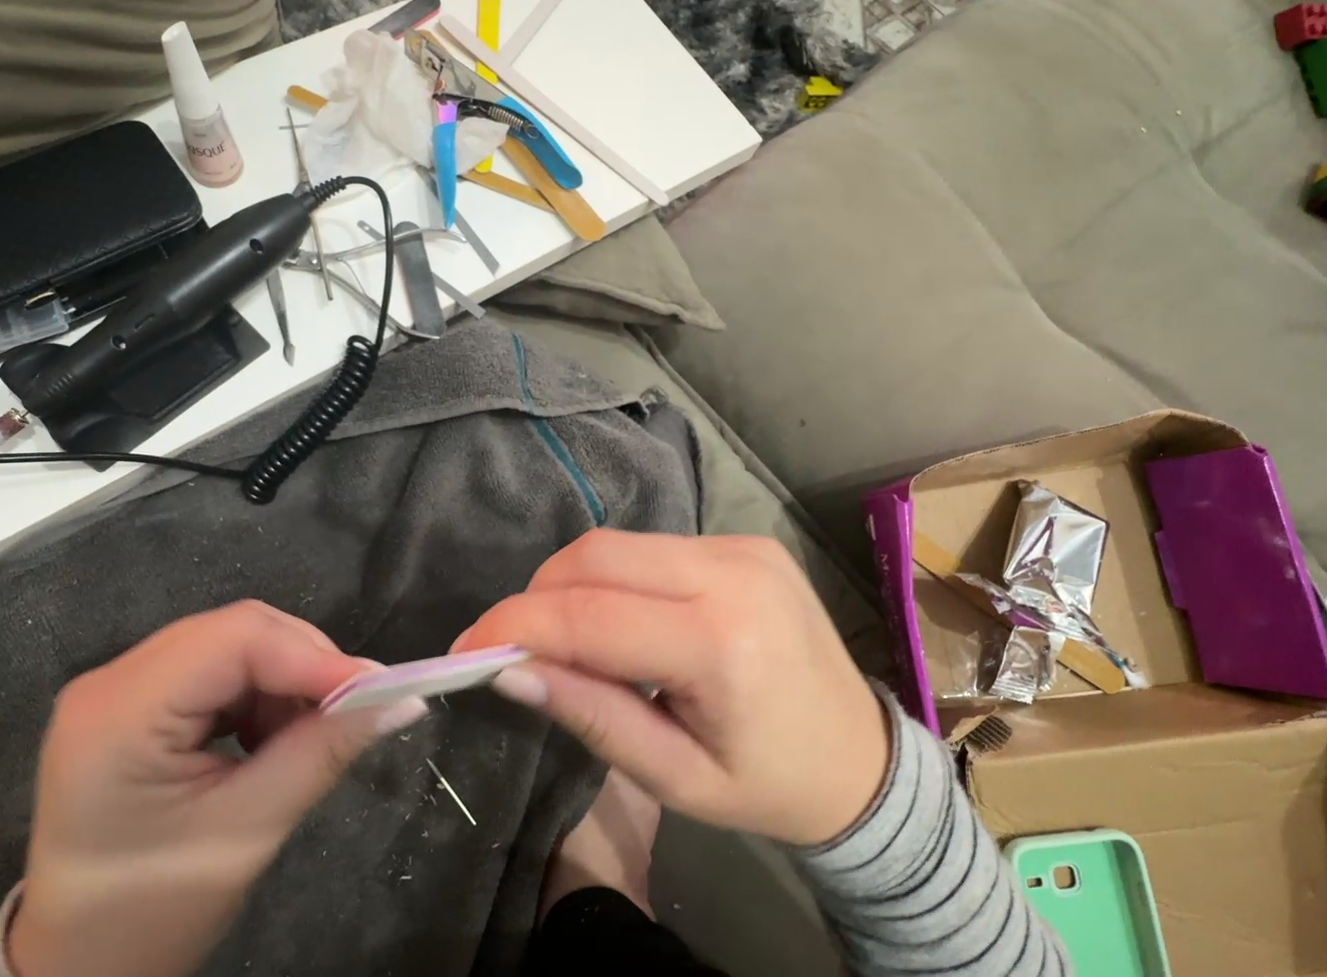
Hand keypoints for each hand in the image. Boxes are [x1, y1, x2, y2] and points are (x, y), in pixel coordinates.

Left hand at [6, 602, 428, 976]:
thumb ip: (322, 754)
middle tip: (358, 708)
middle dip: (305, 664)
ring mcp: (119, 688)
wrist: (77, 969)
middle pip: (233, 633)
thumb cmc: (152, 912)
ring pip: (231, 647)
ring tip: (314, 734)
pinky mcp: (135, 703)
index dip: (314, 655)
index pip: (235, 639)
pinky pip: (217, 672)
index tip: (380, 688)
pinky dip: (261, 696)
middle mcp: (111, 681)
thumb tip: (401, 699)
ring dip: (286, 682)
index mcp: (120, 712)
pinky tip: (275, 737)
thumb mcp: (247, 831)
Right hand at [453, 530, 889, 847]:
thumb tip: (508, 670)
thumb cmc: (768, 785)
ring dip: (570, 585)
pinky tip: (620, 622)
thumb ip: (589, 714)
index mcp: (722, 644)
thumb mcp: (673, 777)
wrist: (862, 760)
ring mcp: (742, 546)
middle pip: (595, 557)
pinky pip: (649, 546)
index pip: (589, 615)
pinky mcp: (744, 540)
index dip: (514, 627)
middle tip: (511, 650)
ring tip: (566, 642)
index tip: (463, 651)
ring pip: (616, 543)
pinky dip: (611, 578)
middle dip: (536, 599)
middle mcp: (733, 573)